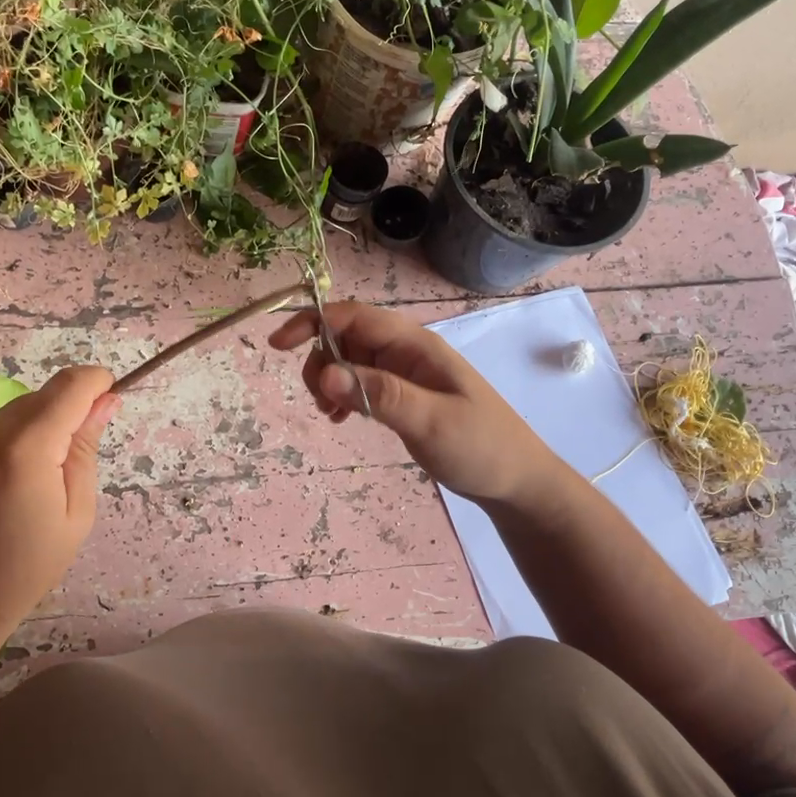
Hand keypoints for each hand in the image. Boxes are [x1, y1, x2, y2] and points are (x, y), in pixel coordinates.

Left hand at [0, 366, 118, 673]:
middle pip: (40, 398)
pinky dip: (0, 447)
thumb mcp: (75, 515)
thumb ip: (86, 450)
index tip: (109, 398)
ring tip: (27, 488)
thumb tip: (104, 402)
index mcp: (25, 450)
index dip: (97, 383)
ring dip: (31, 432)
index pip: (70, 386)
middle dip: (64, 415)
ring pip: (10, 415)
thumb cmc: (24, 571)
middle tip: (68, 467)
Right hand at [269, 301, 562, 506]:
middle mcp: (407, 352)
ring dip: (329, 380)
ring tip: (331, 414)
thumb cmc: (481, 447)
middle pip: (346, 336)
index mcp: (416, 345)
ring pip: (349, 360)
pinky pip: (361, 382)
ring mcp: (405, 373)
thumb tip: (325, 372)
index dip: (313, 322)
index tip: (278, 346)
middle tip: (319, 400)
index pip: (354, 316)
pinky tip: (342, 419)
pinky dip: (343, 395)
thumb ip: (379, 395)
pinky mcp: (403, 395)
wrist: (517, 480)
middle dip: (319, 359)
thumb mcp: (431, 422)